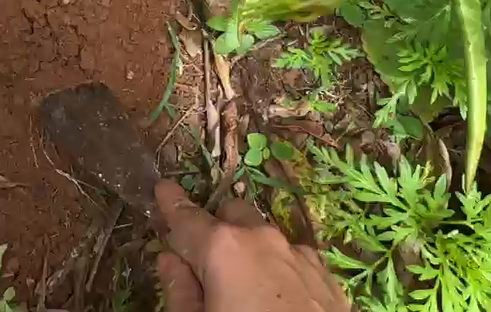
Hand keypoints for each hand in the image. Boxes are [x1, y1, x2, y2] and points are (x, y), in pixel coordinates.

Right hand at [155, 181, 349, 311]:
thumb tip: (171, 260)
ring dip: (250, 251)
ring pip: (265, 236)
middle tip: (206, 264)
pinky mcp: (328, 279)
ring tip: (246, 290)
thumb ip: (180, 293)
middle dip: (216, 230)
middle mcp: (261, 238)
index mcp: (222, 247)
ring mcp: (299, 255)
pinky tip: (280, 303)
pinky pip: (294, 260)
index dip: (171, 203)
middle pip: (230, 216)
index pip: (186, 217)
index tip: (162, 189)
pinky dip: (280, 270)